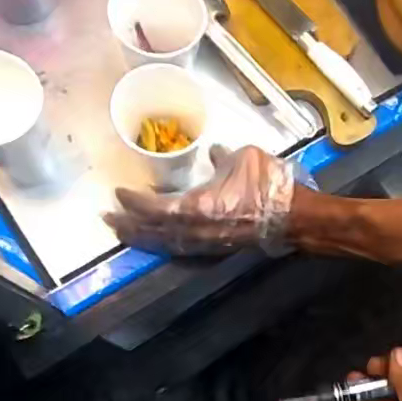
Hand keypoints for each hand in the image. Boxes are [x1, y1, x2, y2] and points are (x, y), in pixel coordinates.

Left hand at [104, 146, 298, 255]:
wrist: (294, 218)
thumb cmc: (268, 186)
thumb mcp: (242, 159)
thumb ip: (220, 156)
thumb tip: (212, 151)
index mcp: (195, 207)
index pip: (152, 208)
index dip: (132, 202)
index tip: (118, 192)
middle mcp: (192, 230)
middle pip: (150, 232)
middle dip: (126, 226)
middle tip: (107, 220)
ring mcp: (202, 243)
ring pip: (162, 244)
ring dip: (140, 238)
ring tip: (122, 232)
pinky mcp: (212, 249)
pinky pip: (178, 248)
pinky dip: (160, 244)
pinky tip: (154, 240)